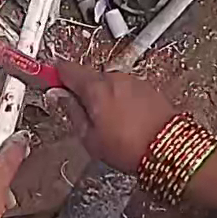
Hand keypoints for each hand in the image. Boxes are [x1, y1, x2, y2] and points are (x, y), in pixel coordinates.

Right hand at [53, 63, 177, 172]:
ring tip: (108, 125)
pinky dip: (120, 100)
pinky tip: (125, 122)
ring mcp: (133, 80)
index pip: (66, 69)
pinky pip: (125, 90)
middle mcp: (114, 77)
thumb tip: (57, 96)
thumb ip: (71, 111)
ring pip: (108, 84)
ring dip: (103, 97)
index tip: (46, 78)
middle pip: (88, 77)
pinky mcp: (147, 88)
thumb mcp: (89, 137)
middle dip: (82, 92)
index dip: (53, 74)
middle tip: (82, 116)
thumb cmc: (130, 147)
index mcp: (95, 87)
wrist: (170, 149)